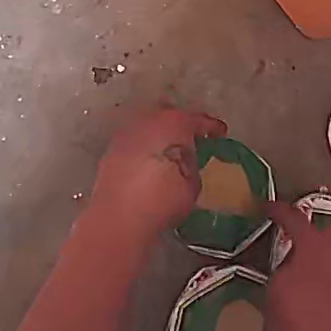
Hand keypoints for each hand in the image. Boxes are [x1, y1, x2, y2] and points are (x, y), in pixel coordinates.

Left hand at [87, 108, 226, 237]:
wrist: (120, 216)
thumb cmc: (166, 197)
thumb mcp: (193, 183)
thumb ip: (192, 164)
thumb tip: (185, 161)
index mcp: (176, 122)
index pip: (199, 120)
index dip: (212, 127)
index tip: (219, 133)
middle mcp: (149, 120)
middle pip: (169, 114)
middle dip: (180, 124)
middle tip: (190, 140)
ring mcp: (127, 133)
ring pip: (147, 127)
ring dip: (158, 136)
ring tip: (167, 153)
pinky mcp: (110, 151)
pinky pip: (133, 143)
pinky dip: (142, 149)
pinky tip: (147, 164)